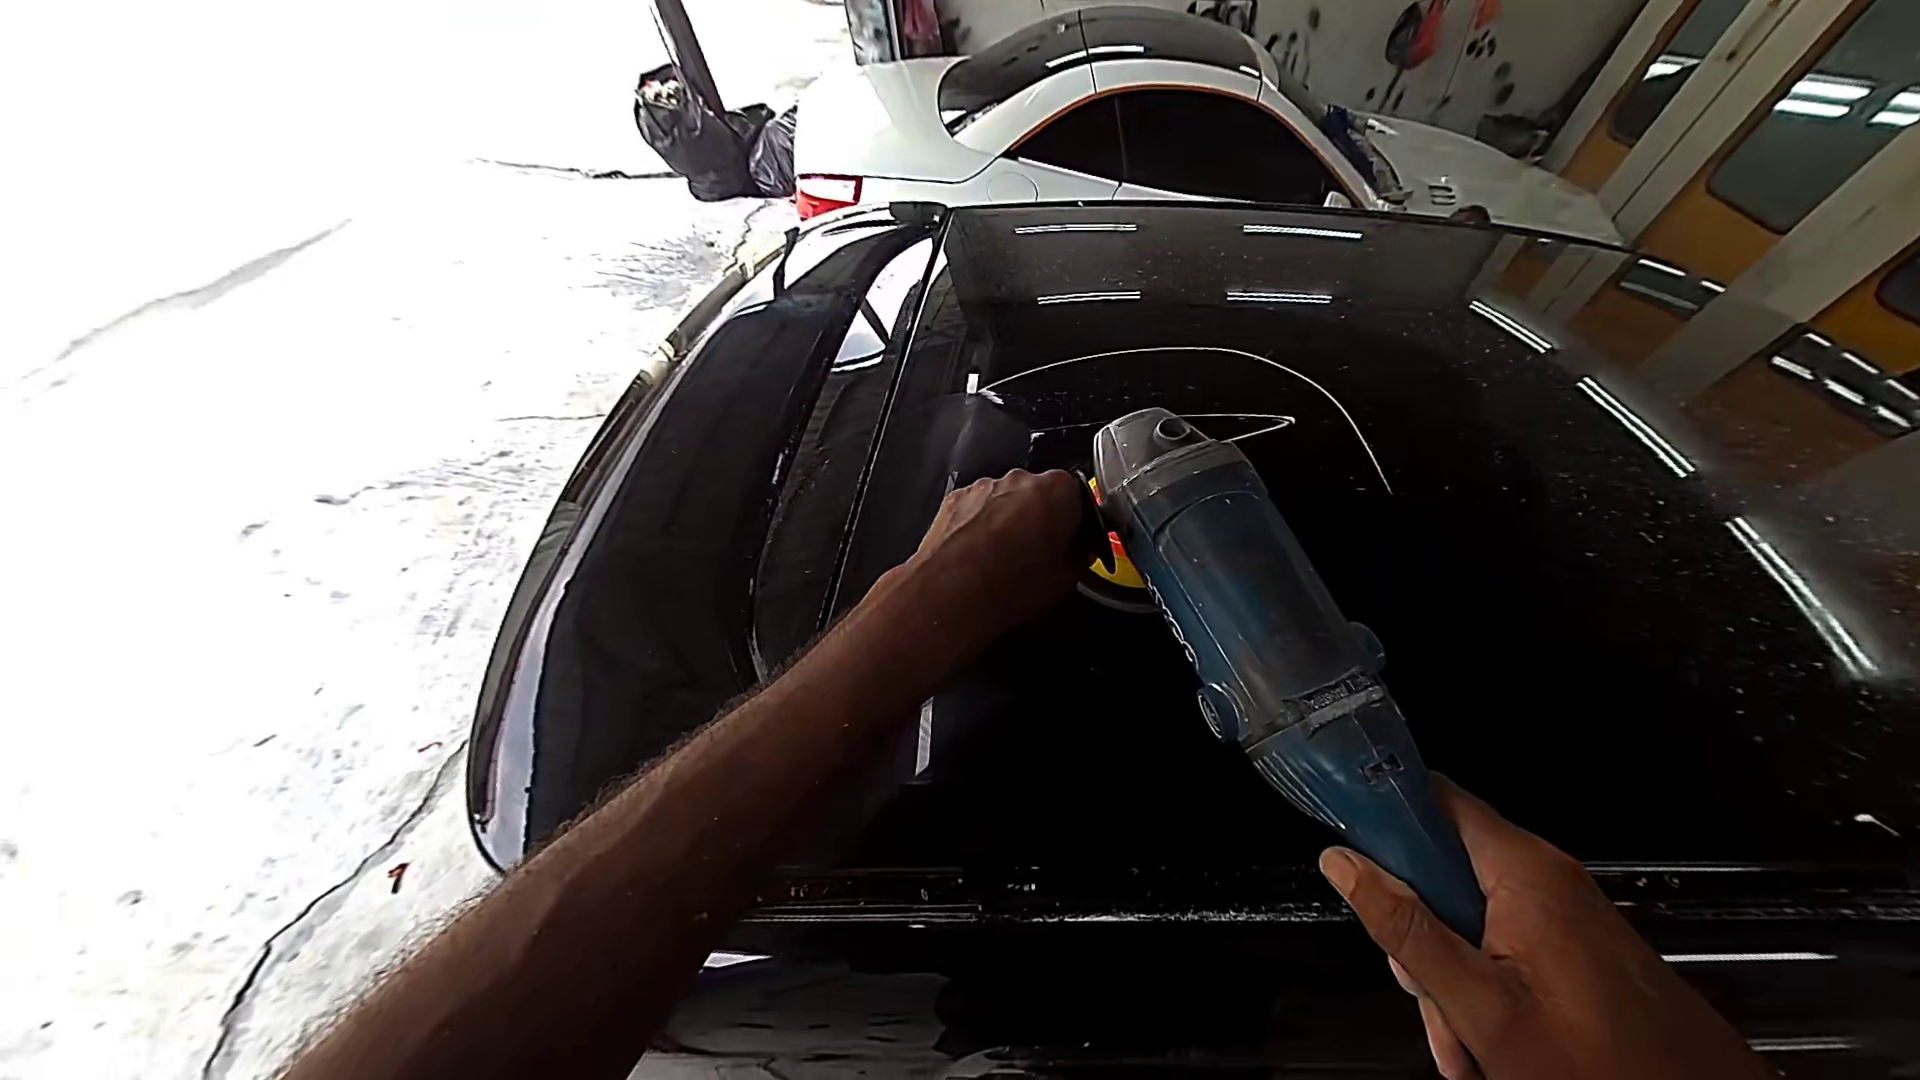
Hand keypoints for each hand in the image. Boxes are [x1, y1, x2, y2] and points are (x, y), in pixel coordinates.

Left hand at [877, 468, 1084, 666]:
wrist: (953, 593)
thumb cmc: (1009, 584)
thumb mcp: (1065, 581)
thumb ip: (1077, 558)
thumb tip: (1076, 556)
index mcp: (1058, 490)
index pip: (1079, 497)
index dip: (1077, 524)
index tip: (1074, 544)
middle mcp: (1020, 479)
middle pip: (1039, 495)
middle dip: (1041, 519)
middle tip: (1040, 554)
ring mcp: (984, 487)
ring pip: (1006, 501)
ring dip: (1008, 522)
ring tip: (1004, 560)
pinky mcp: (955, 499)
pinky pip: (977, 509)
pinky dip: (980, 526)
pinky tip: (979, 557)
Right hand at [1319, 778, 1772, 1079]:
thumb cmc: (1603, 1071)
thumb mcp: (1484, 1006)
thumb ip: (1405, 926)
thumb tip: (1337, 858)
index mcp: (1524, 869)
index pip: (1432, 795)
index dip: (1383, 809)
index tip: (1351, 844)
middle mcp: (1545, 876)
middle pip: (1440, 862)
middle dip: (1414, 921)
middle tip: (1414, 979)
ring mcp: (1562, 911)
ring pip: (1464, 908)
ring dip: (1445, 964)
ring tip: (1458, 1035)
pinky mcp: (1575, 945)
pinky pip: (1499, 937)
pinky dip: (1481, 979)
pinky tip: (1484, 1036)